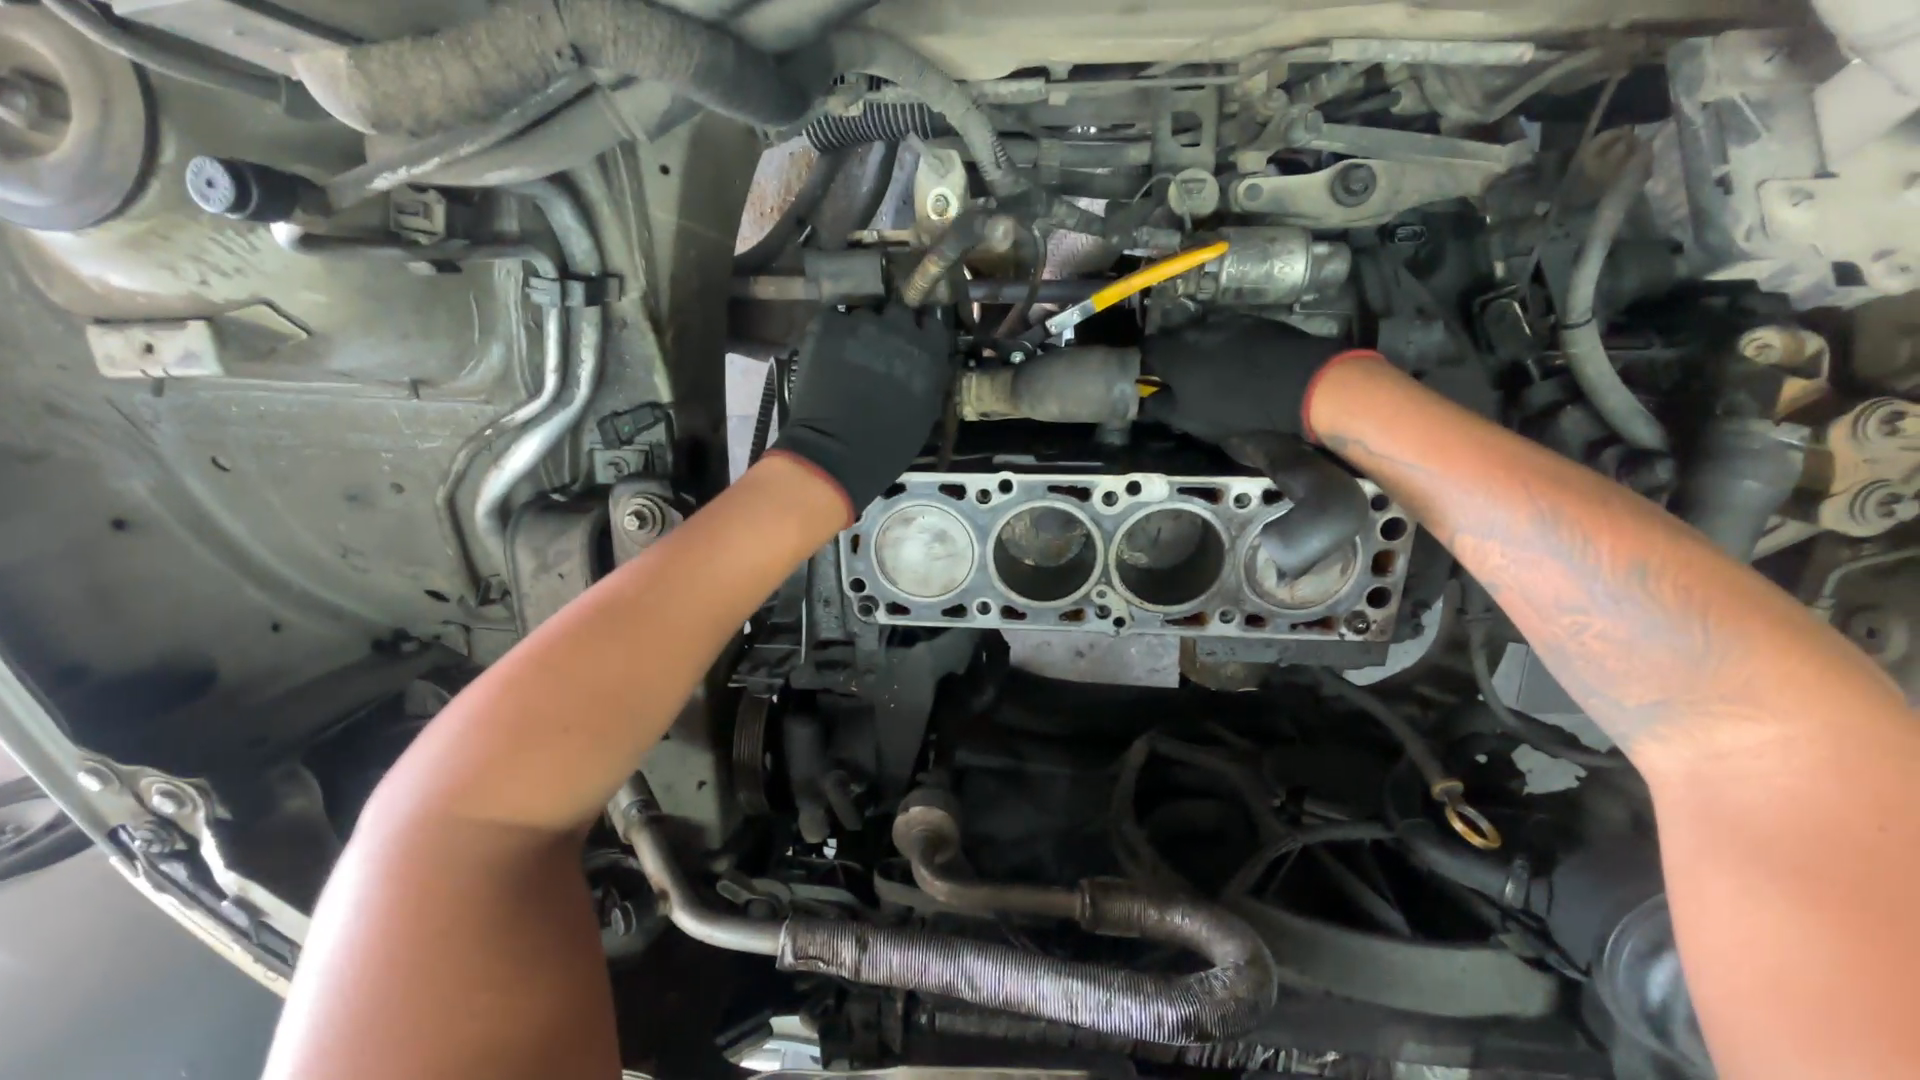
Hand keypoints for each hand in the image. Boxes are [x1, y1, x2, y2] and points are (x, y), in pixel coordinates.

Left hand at [770, 303, 954, 517]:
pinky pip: (834, 318)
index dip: (921, 332)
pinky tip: (828, 351)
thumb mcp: (925, 413)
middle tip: (881, 347)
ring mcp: (862, 325)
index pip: (933, 324)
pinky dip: (833, 331)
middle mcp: (899, 330)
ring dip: (861, 330)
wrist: (835, 452)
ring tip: (850, 353)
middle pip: (899, 311)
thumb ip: (930, 380)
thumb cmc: (887, 446)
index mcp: (929, 354)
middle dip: (892, 326)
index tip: (914, 342)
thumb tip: (926, 365)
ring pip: (865, 316)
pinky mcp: (828, 326)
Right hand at [1139, 314, 1369, 443]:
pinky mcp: (1254, 321)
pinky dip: (1229, 342)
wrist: (1294, 382)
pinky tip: (1240, 359)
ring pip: (1203, 332)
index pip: (1146, 349)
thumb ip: (1161, 408)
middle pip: (1174, 337)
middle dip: (1174, 352)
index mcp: (1172, 354)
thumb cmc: (1232, 406)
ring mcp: (1226, 321)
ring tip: (1212, 366)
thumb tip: (1146, 401)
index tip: (1150, 375)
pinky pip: (1230, 330)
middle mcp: (1194, 330)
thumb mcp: (1189, 418)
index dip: (1145, 362)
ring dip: (1202, 345)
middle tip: (1181, 373)